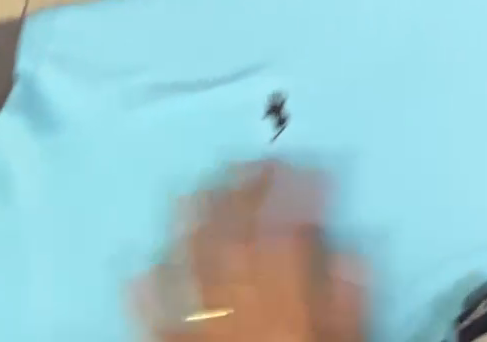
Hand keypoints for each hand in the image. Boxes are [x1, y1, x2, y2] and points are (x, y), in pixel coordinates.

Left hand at [154, 162, 363, 341]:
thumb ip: (347, 303)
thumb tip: (348, 255)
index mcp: (288, 299)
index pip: (290, 232)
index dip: (293, 193)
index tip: (295, 165)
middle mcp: (243, 306)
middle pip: (239, 240)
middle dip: (240, 196)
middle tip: (242, 162)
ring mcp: (204, 331)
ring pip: (195, 270)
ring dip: (191, 228)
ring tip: (188, 193)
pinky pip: (156, 324)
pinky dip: (146, 295)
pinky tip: (137, 270)